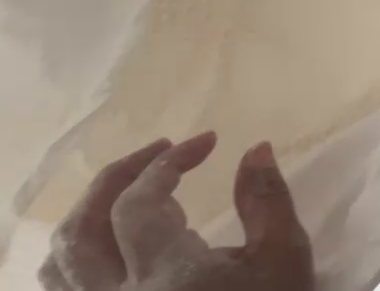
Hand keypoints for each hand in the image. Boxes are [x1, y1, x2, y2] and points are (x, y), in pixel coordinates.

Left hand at [38, 134, 313, 290]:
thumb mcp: (284, 252)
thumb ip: (266, 198)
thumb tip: (255, 149)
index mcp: (164, 273)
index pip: (140, 204)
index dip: (170, 163)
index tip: (210, 141)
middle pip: (81, 229)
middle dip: (118, 177)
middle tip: (163, 150)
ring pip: (57, 262)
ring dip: (89, 213)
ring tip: (131, 188)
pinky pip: (61, 289)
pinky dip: (76, 252)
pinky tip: (109, 239)